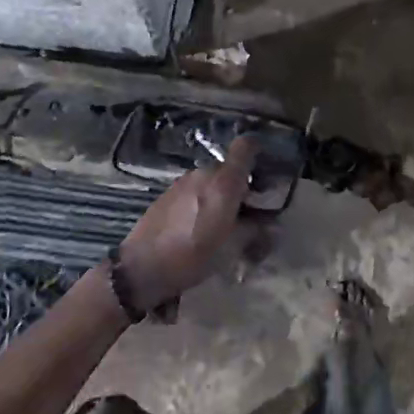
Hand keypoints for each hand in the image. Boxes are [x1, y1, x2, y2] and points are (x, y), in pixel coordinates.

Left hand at [114, 136, 257, 312]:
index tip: (264, 166)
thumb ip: (255, 231)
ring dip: (219, 194)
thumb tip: (271, 226)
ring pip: (211, 180)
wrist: (141, 267)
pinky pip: (194, 189)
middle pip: (229, 168)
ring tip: (219, 223)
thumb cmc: (193, 256)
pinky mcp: (167, 192)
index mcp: (225, 182)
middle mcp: (204, 173)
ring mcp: (183, 181)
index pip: (245, 146)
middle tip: (245, 210)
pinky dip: (202, 200)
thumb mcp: (233, 249)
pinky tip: (196, 226)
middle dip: (240, 185)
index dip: (257, 149)